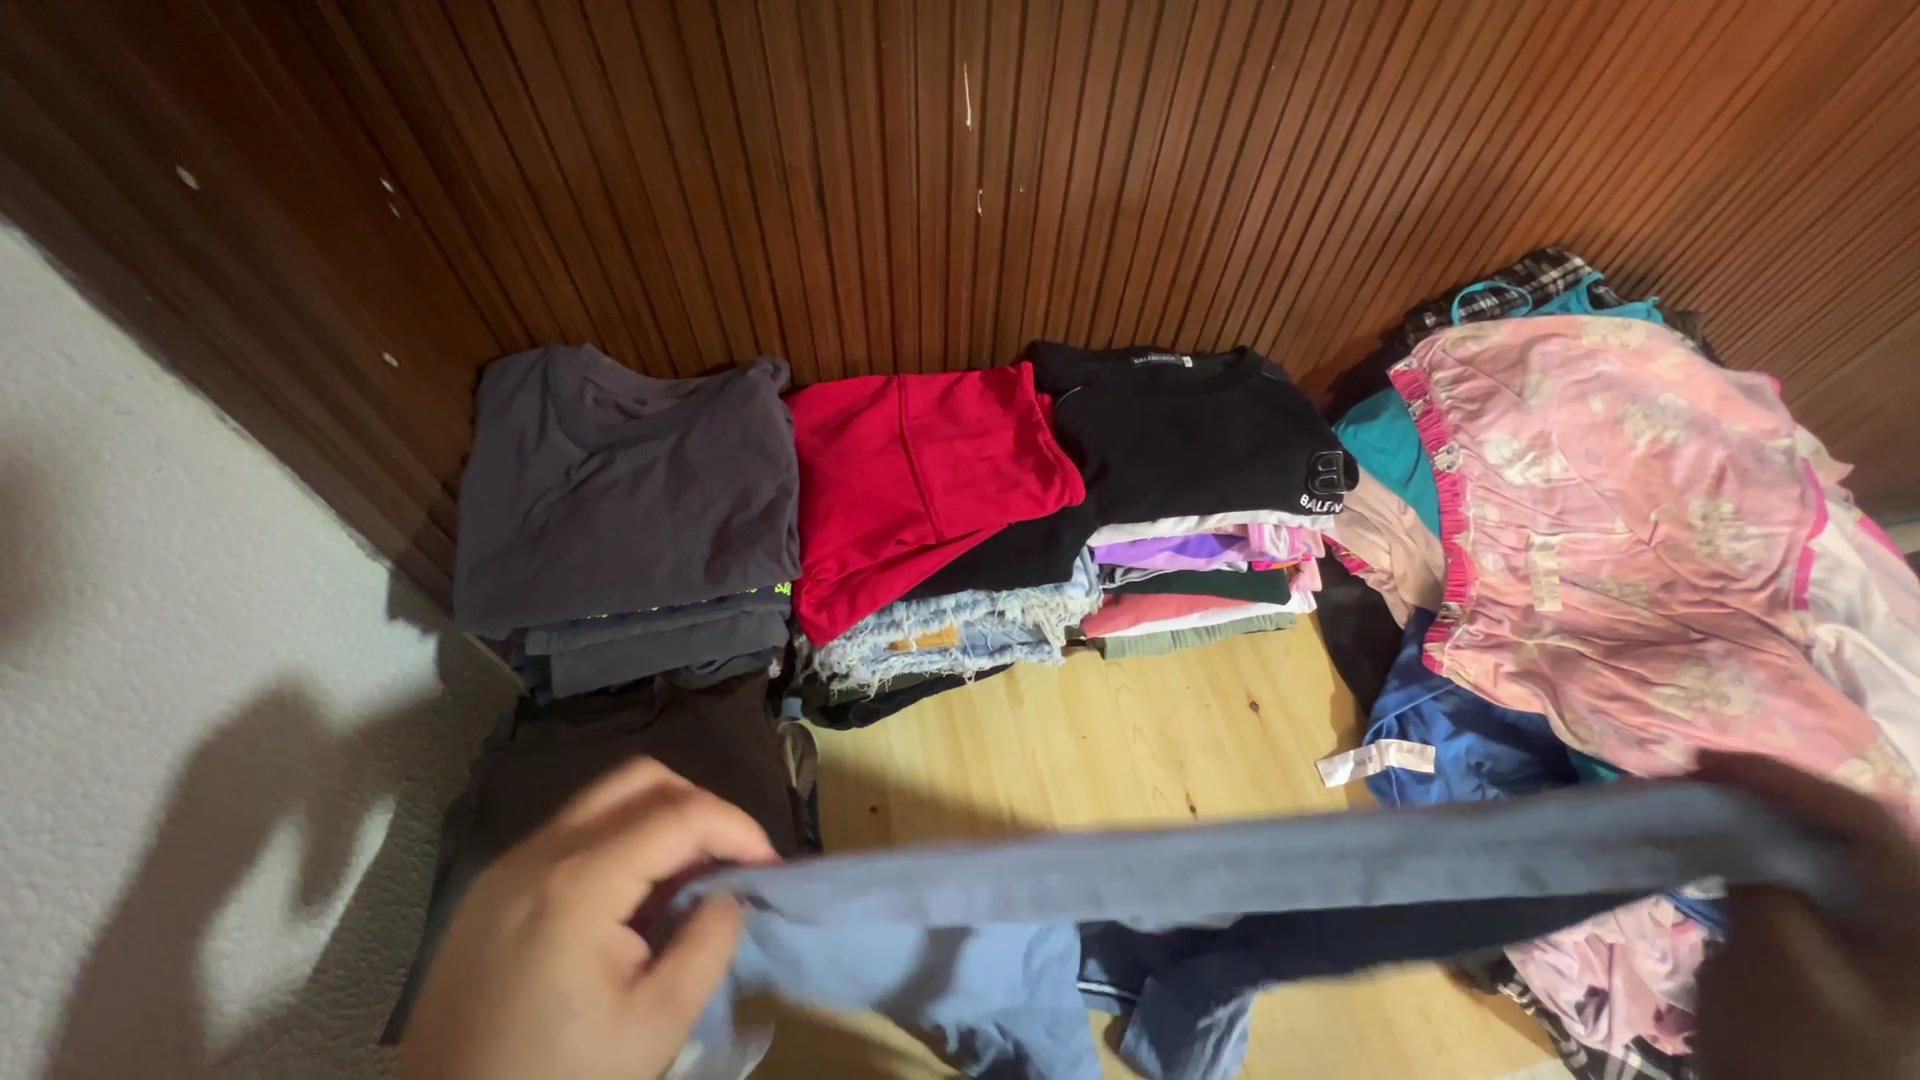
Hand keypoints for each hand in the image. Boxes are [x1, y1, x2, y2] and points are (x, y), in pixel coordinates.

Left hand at [398, 758, 776, 1079]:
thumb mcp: (659, 1023)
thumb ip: (710, 941)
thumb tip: (730, 891)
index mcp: (578, 885)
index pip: (680, 813)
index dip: (737, 827)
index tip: (768, 865)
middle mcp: (537, 854)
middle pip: (640, 779)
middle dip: (700, 806)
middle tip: (729, 857)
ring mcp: (506, 867)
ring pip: (604, 799)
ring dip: (660, 819)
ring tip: (687, 878)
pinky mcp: (492, 888)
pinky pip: (572, 832)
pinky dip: (620, 840)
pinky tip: (634, 898)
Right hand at [1693, 752, 1919, 1078]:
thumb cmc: (1801, 1056)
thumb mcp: (1774, 966)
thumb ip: (1760, 884)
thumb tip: (1739, 833)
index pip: (1870, 822)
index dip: (1783, 780)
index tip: (1701, 761)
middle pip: (1869, 835)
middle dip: (1784, 797)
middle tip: (1705, 778)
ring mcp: (1912, 949)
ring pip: (1854, 859)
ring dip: (1781, 825)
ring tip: (1716, 806)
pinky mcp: (1885, 964)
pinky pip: (1843, 889)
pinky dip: (1789, 861)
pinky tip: (1744, 857)